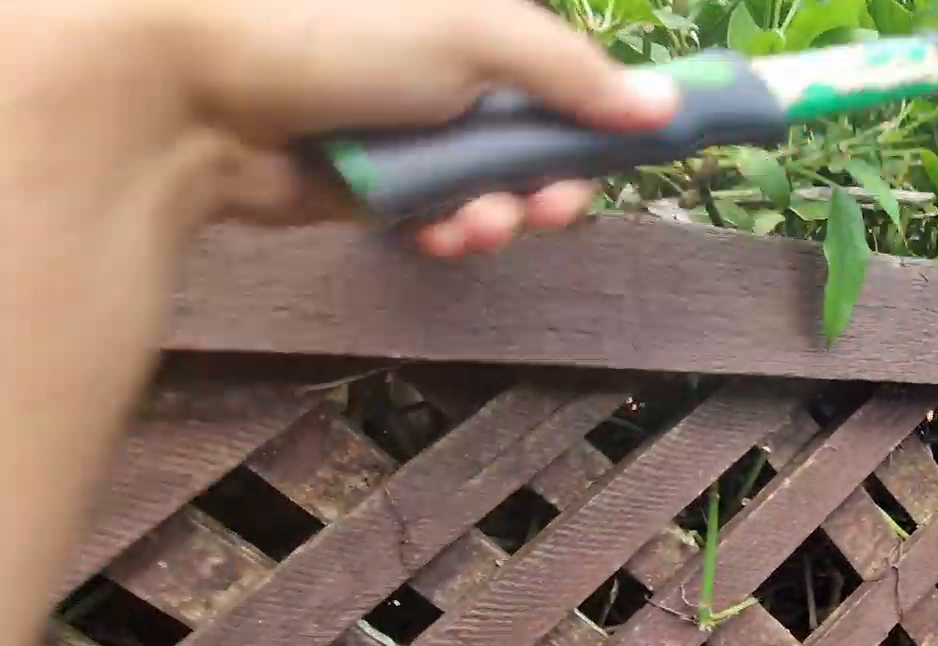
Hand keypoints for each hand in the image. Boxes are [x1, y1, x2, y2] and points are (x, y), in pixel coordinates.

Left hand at [15, 0, 678, 253]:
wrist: (175, 88)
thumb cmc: (324, 30)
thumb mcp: (470, 33)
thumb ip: (572, 74)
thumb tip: (668, 107)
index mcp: (471, 25)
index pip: (567, 83)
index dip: (602, 125)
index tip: (625, 160)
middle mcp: (450, 76)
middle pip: (541, 148)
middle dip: (552, 189)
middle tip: (553, 211)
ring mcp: (417, 132)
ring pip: (500, 193)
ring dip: (502, 218)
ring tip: (478, 225)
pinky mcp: (388, 185)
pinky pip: (452, 220)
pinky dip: (455, 233)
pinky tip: (441, 234)